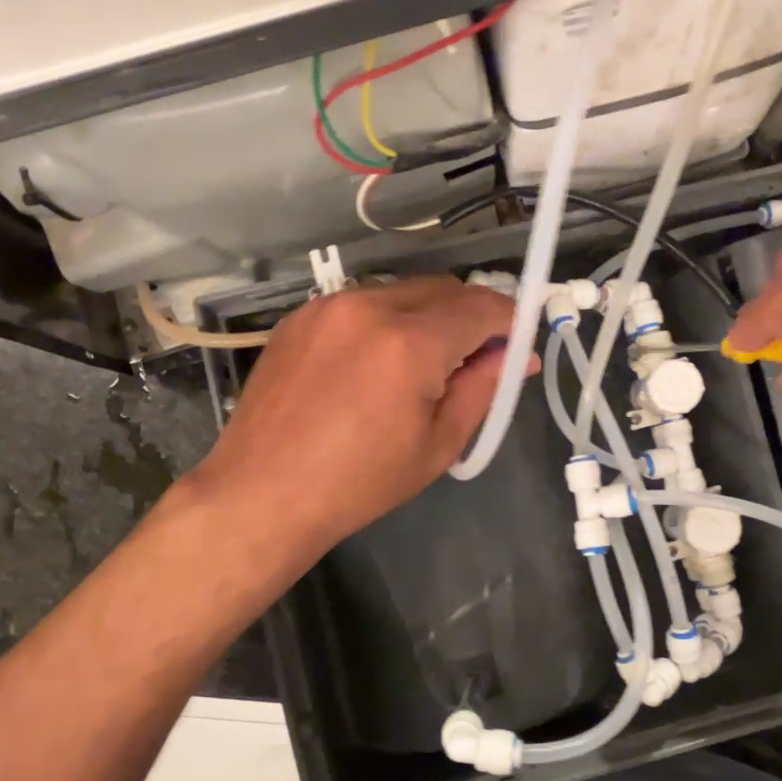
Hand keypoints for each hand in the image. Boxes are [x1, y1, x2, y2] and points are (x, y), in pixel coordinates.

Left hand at [183, 277, 525, 556]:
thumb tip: (517, 356)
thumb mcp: (437, 444)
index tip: (518, 343)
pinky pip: (362, 303)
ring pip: (402, 292)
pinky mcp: (301, 316)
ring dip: (428, 316)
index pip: (480, 306)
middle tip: (476, 359)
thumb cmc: (358, 482)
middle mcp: (369, 307)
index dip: (510, 319)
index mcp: (409, 343)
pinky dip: (386, 321)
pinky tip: (376, 364)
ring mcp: (328, 307)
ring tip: (422, 366)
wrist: (262, 492)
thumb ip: (483, 389)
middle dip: (470, 315)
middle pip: (443, 288)